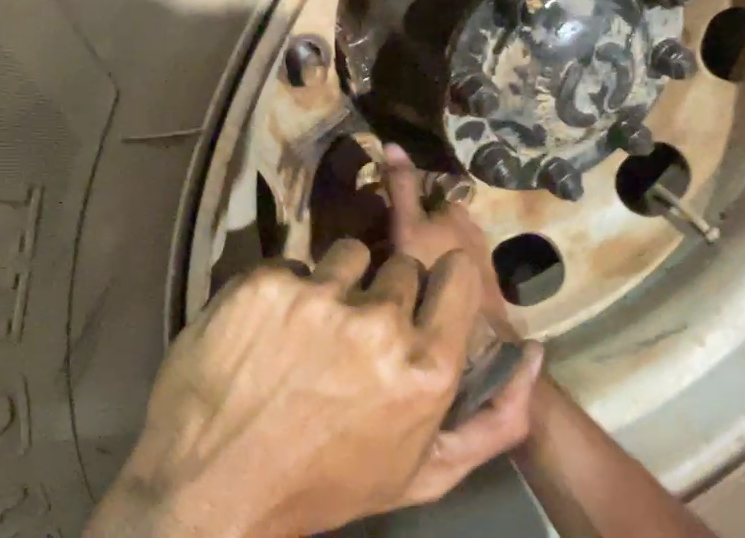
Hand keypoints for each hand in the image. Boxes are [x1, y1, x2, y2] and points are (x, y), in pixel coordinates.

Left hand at [87, 238, 539, 536]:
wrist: (208, 490)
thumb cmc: (322, 486)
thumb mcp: (419, 476)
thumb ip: (492, 422)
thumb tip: (535, 353)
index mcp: (426, 367)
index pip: (457, 275)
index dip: (438, 285)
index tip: (420, 300)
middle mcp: (381, 322)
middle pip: (401, 266)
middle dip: (384, 292)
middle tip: (352, 334)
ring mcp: (319, 296)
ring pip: (348, 255)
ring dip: (336, 283)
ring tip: (308, 329)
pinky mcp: (267, 282)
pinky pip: (293, 264)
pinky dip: (284, 291)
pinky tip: (266, 332)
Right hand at [383, 145, 512, 330]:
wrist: (474, 326)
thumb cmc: (434, 268)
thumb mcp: (407, 225)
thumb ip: (401, 186)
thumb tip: (392, 143)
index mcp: (455, 211)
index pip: (430, 194)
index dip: (409, 202)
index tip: (390, 218)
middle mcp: (474, 228)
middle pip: (443, 220)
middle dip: (425, 227)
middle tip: (398, 247)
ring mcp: (483, 257)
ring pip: (453, 245)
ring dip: (437, 250)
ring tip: (414, 270)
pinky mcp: (487, 284)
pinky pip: (461, 269)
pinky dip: (447, 271)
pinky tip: (434, 289)